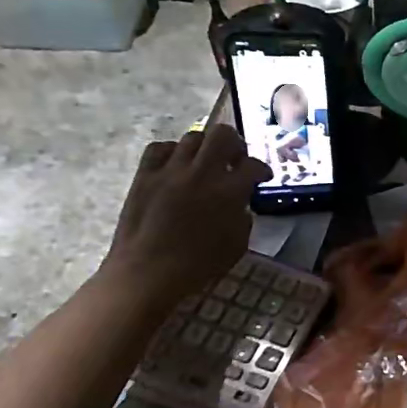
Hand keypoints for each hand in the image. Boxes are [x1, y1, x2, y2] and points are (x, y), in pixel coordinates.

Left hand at [99, 126, 269, 304]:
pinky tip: (175, 165)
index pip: (253, 166)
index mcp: (229, 192)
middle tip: (234, 159)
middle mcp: (202, 172)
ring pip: (193, 137)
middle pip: (223, 134)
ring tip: (204, 162)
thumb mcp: (236, 246)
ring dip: (205, 147)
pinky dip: (172, 152)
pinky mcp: (145, 174)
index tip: (261, 177)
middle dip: (235, 144)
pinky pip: (160, 148)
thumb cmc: (196, 266)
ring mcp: (171, 170)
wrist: (147, 272)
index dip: (261, 170)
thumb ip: (243, 219)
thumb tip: (239, 205)